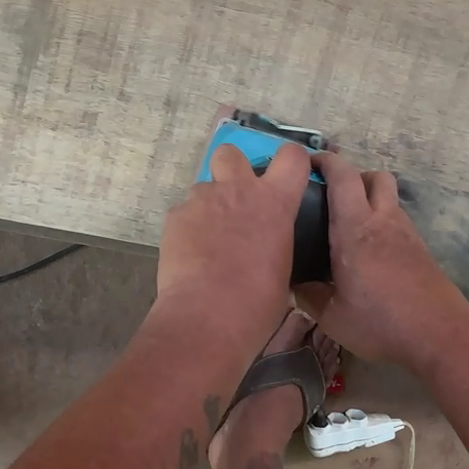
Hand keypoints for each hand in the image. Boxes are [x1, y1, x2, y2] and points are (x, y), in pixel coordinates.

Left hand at [154, 141, 311, 332]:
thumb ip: (274, 242)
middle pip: (231, 153)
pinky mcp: (175, 216)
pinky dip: (187, 228)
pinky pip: (184, 213)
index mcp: (274, 202)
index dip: (291, 162)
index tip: (287, 176)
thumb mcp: (282, 268)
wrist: (208, 315)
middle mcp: (238, 190)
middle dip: (232, 168)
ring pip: (204, 188)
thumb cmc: (258, 302)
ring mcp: (202, 199)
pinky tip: (189, 256)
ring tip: (207, 239)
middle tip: (234, 199)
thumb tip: (266, 249)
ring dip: (208, 206)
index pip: (293, 157)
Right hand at [295, 151, 468, 372]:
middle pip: (375, 176)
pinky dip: (383, 224)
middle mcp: (383, 222)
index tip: (308, 163)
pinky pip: (398, 222)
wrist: (442, 337)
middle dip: (353, 176)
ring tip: (349, 227)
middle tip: (332, 195)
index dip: (325, 161)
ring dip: (370, 200)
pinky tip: (371, 253)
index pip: (342, 177)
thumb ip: (309, 297)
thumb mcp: (332, 317)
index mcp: (355, 229)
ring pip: (389, 199)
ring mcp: (407, 234)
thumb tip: (294, 285)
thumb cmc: (381, 323)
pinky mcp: (421, 251)